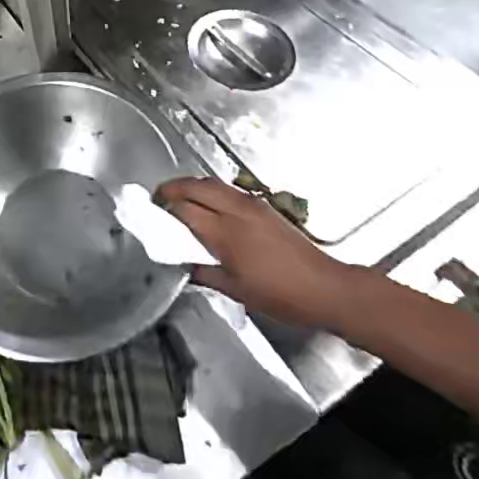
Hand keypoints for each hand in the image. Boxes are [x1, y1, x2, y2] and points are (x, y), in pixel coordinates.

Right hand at [155, 176, 358, 327]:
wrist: (326, 288)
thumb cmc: (279, 295)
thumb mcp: (235, 290)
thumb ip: (204, 272)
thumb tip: (183, 265)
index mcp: (225, 232)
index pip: (184, 209)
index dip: (165, 210)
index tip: (151, 215)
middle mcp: (236, 211)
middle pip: (195, 186)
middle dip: (173, 188)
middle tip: (158, 198)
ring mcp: (252, 205)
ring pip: (213, 183)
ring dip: (192, 186)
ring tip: (179, 198)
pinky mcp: (264, 207)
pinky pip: (228, 189)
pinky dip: (211, 190)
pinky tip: (208, 204)